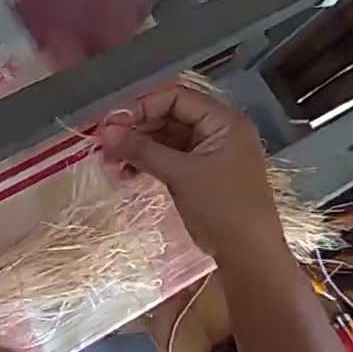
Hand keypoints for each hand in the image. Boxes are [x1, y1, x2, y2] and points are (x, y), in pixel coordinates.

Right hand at [97, 82, 285, 259]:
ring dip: (137, 149)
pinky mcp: (198, 176)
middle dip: (136, 131)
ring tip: (111, 165)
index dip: (142, 108)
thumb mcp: (181, 174)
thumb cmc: (222, 206)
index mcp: (223, 122)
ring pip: (165, 141)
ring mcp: (207, 155)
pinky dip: (146, 164)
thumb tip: (105, 132)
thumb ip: (142, 150)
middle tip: (105, 148)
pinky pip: (167, 160)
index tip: (112, 126)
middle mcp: (216, 132)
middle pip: (168, 118)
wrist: (247, 253)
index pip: (176, 98)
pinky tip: (126, 175)